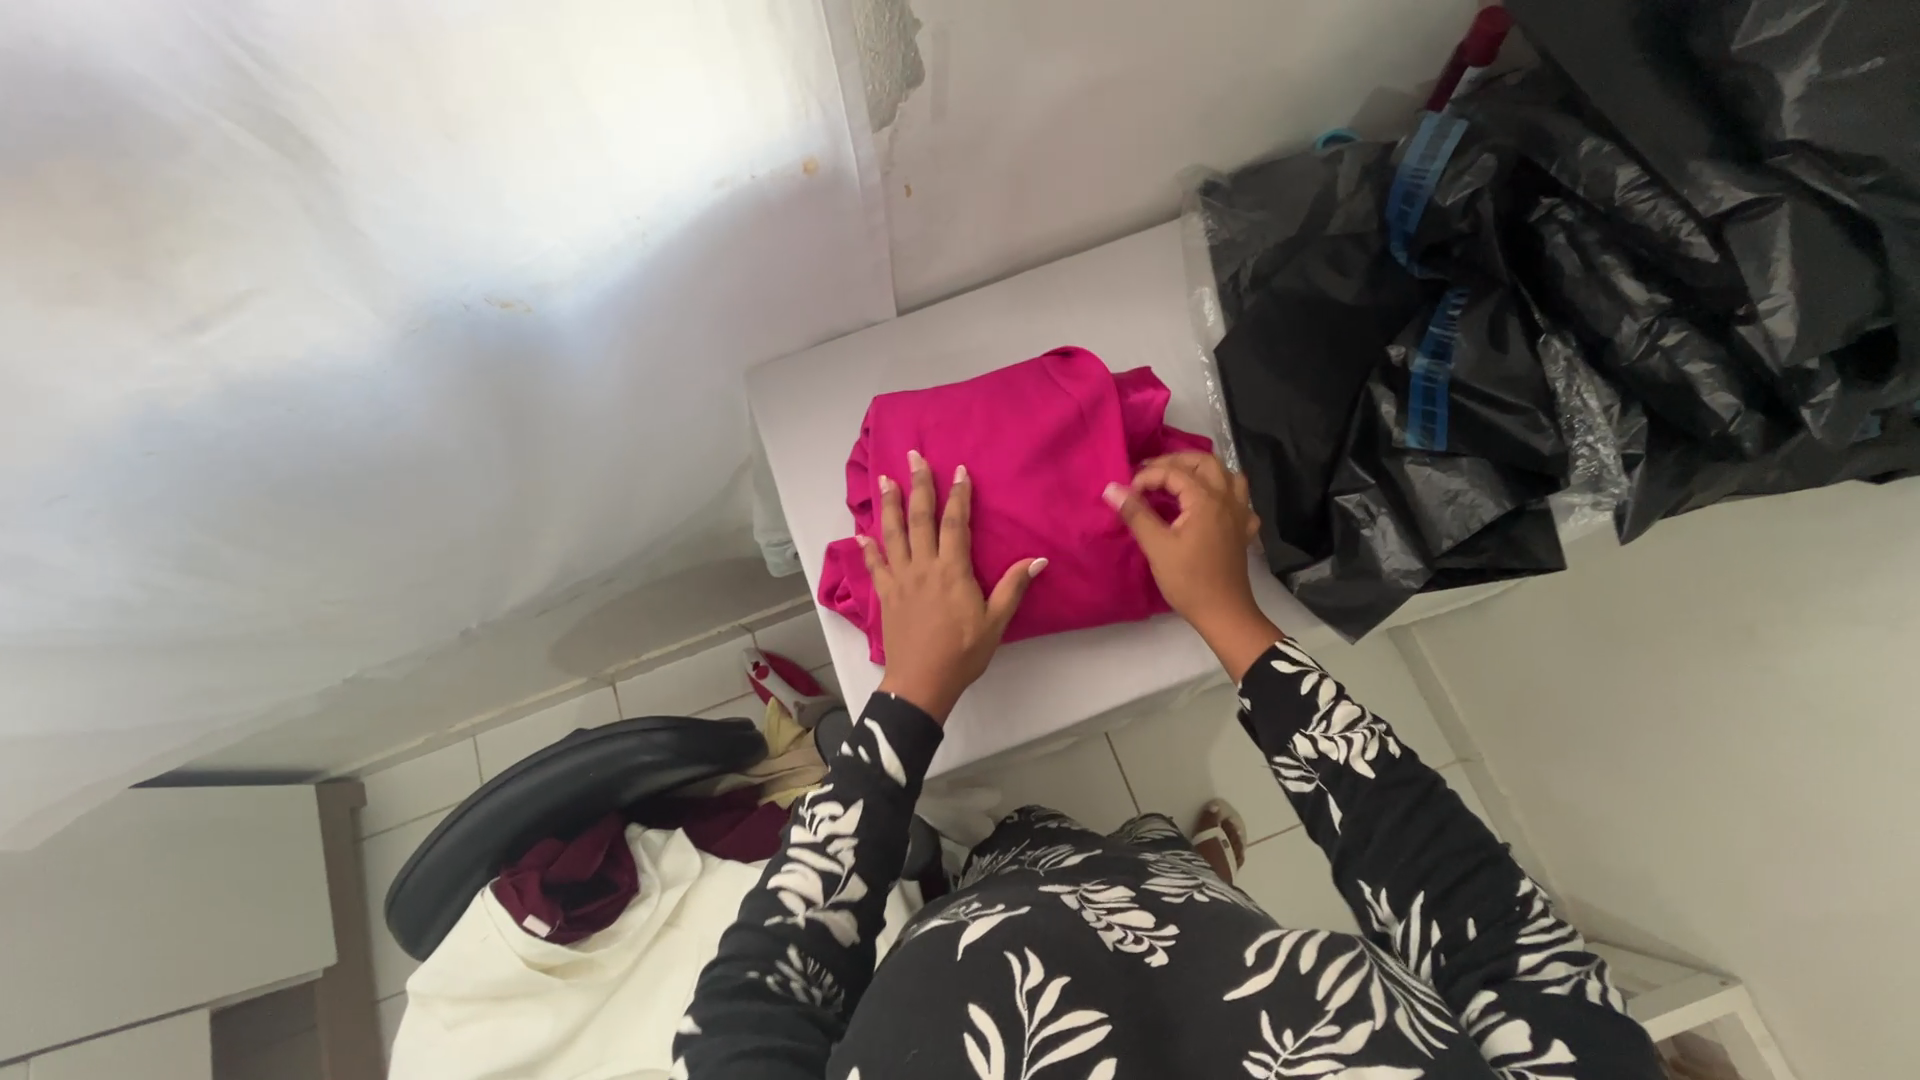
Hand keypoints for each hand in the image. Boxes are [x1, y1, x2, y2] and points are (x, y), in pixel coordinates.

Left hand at [863, 450, 1044, 722]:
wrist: (921, 682)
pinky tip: (861, 534)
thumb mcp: (996, 622)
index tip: (958, 471)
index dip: (958, 495)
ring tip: (885, 481)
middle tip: (913, 457)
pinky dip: (868, 548)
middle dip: (918, 485)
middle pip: (919, 518)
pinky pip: (875, 566)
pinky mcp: (886, 595)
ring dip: (889, 505)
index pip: (955, 523)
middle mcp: (923, 567)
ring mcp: (900, 580)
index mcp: (952, 570)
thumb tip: (1039, 559)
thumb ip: (1013, 587)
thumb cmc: (963, 653)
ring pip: (892, 534)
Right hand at [1104, 452, 1281, 680]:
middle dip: (1176, 461)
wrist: (1223, 612)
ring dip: (1203, 471)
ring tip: (1181, 480)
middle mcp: (1227, 498)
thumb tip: (1112, 488)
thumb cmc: (1187, 580)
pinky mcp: (1244, 530)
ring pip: (1227, 474)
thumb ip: (1136, 513)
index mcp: (1205, 500)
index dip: (1147, 477)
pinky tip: (1212, 505)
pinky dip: (1224, 493)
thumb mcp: (1156, 546)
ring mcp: (1240, 513)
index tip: (1128, 494)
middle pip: (1205, 462)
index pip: (1173, 472)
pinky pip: (1240, 499)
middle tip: (1150, 472)